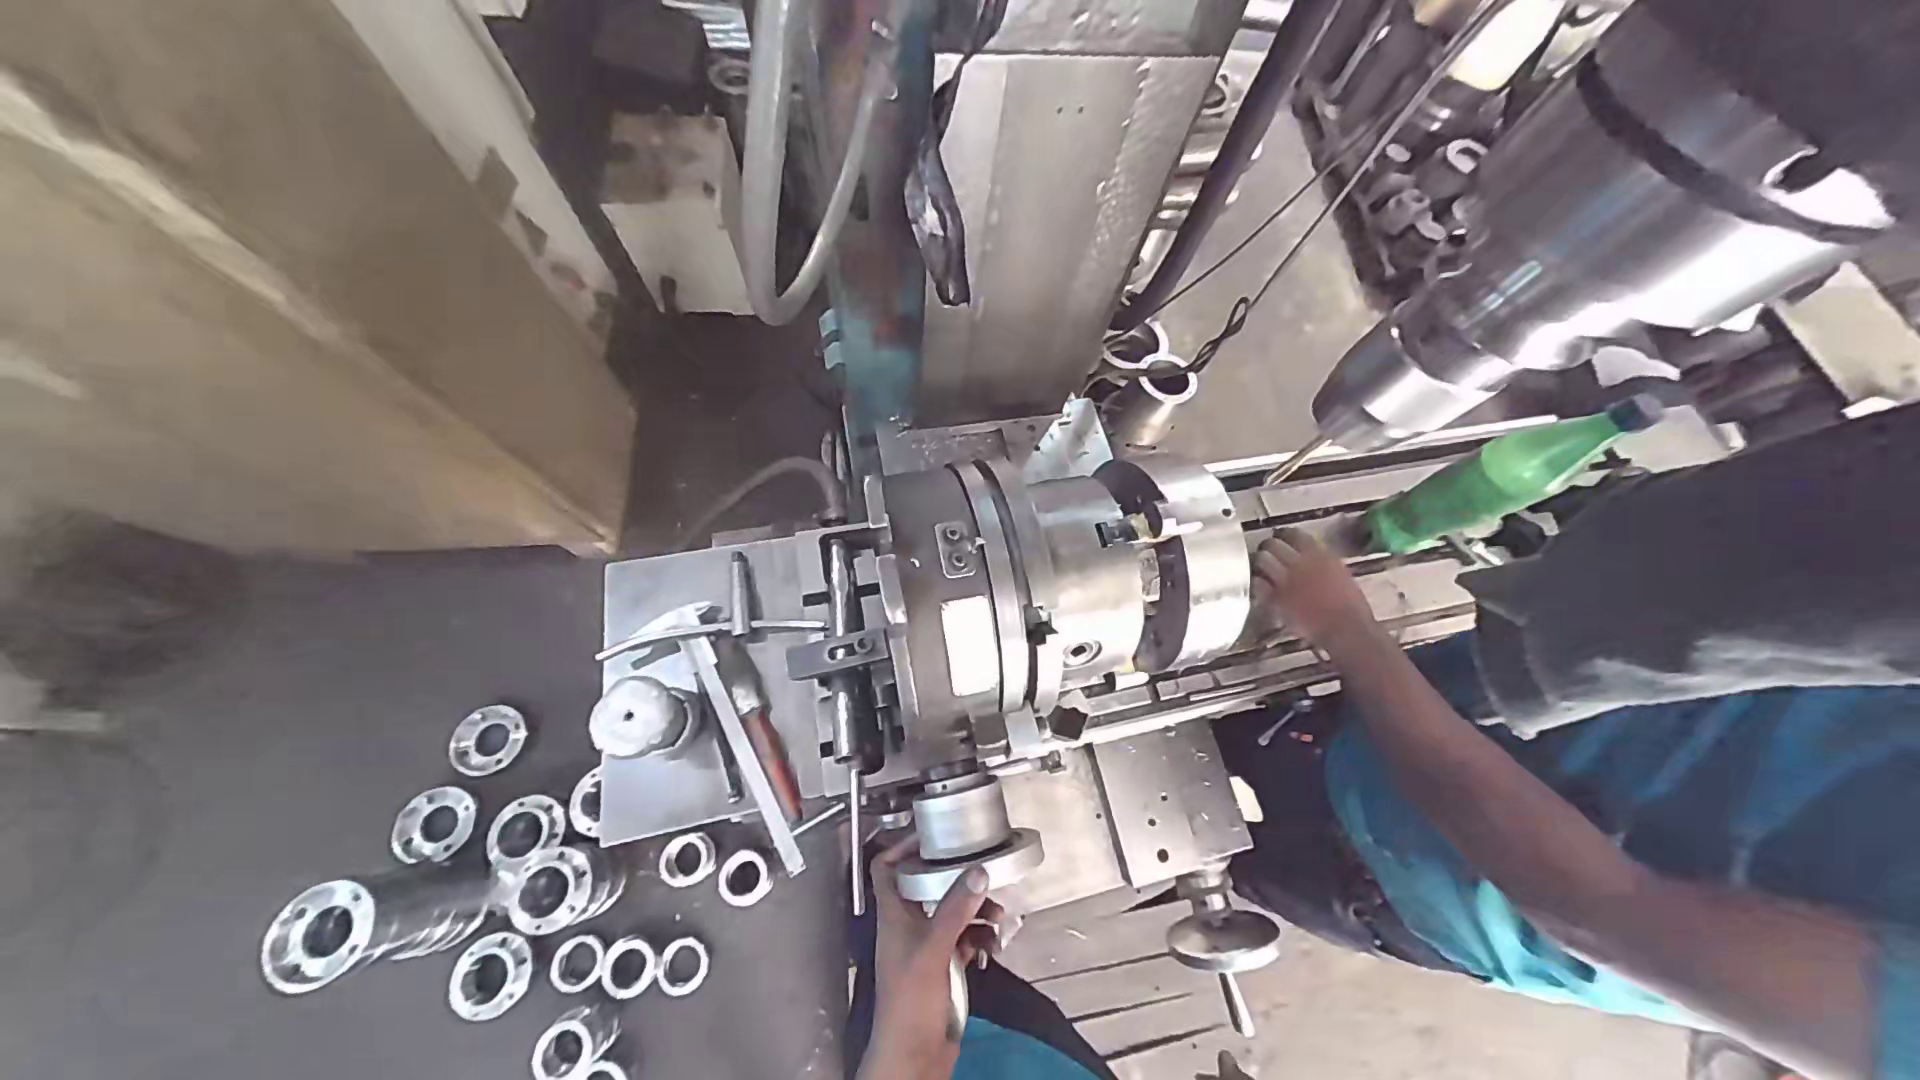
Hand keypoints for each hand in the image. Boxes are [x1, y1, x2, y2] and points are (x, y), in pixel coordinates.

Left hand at [858, 835, 1008, 1079]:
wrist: (914, 1060)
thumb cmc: (909, 1003)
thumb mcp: (932, 950)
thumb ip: (954, 910)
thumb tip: (977, 871)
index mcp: (894, 914)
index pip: (887, 867)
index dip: (903, 846)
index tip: (932, 834)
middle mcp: (909, 923)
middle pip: (930, 885)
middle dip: (958, 878)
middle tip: (984, 872)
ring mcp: (928, 944)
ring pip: (953, 911)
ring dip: (977, 909)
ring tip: (999, 917)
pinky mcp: (946, 964)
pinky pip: (966, 937)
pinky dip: (981, 936)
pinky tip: (993, 945)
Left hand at [1251, 528, 1378, 652]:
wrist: (1345, 629)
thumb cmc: (1350, 605)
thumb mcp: (1340, 573)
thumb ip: (1321, 561)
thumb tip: (1306, 554)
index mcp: (1320, 556)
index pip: (1294, 534)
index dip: (1284, 534)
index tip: (1280, 536)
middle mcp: (1300, 564)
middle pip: (1273, 544)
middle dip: (1268, 547)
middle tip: (1267, 552)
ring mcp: (1286, 581)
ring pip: (1262, 560)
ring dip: (1259, 562)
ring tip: (1261, 567)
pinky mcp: (1276, 598)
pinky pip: (1258, 583)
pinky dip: (1257, 582)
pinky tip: (1260, 586)